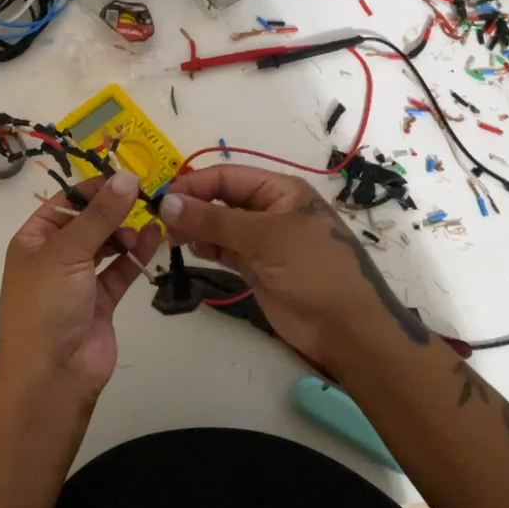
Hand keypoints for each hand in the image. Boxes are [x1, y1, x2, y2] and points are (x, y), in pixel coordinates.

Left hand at [0, 171, 162, 400]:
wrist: (52, 375)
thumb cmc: (46, 306)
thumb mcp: (68, 252)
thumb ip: (100, 216)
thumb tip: (126, 177)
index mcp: (32, 240)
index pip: (63, 203)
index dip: (91, 188)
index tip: (124, 176)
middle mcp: (53, 257)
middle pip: (86, 223)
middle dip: (112, 210)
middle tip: (144, 195)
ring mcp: (78, 280)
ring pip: (106, 246)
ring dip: (125, 231)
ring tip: (150, 219)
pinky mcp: (101, 302)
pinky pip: (120, 270)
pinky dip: (136, 255)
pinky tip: (154, 238)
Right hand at [158, 165, 428, 369]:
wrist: (347, 330)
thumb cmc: (312, 271)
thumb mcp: (263, 238)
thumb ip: (212, 219)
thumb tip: (166, 202)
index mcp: (281, 191)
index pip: (228, 177)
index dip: (194, 184)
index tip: (162, 198)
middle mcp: (271, 210)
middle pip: (221, 199)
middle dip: (193, 207)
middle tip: (161, 223)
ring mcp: (264, 240)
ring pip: (220, 224)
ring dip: (196, 228)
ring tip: (172, 238)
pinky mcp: (258, 267)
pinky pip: (225, 248)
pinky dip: (207, 247)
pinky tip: (190, 249)